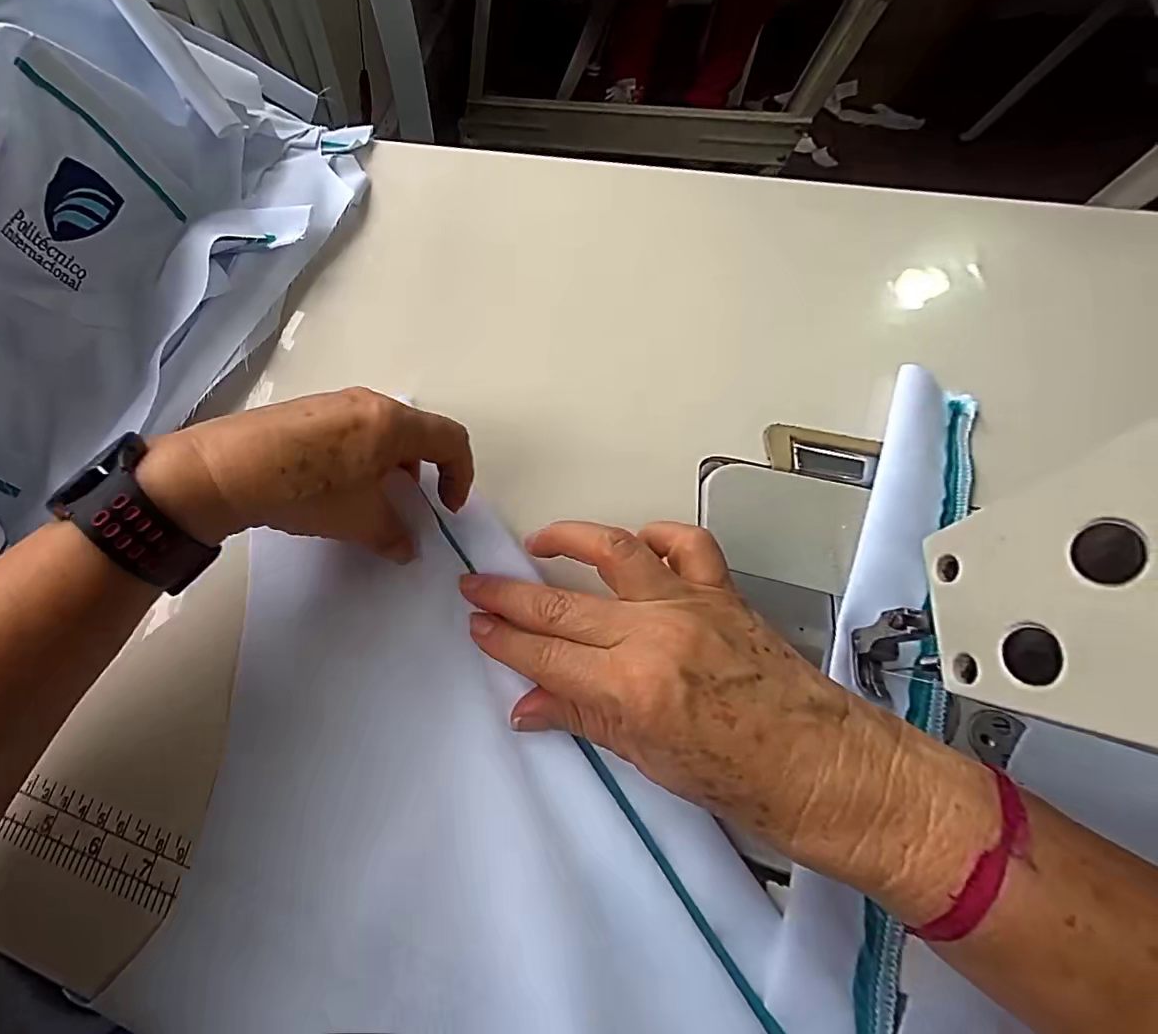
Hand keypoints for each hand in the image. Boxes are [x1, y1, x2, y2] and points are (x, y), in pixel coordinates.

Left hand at [136, 388, 472, 559]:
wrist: (227, 469)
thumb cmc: (306, 490)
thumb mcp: (357, 520)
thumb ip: (392, 534)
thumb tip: (404, 547)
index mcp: (391, 421)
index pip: (450, 439)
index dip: (460, 475)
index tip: (446, 506)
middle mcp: (364, 402)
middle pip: (411, 434)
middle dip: (415, 473)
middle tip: (397, 505)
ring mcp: (329, 403)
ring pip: (375, 433)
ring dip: (381, 467)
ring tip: (358, 500)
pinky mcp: (301, 412)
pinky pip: (344, 433)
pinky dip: (352, 459)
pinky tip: (324, 486)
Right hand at [459, 520, 996, 921]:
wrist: (842, 779)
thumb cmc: (746, 782)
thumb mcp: (644, 757)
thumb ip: (578, 716)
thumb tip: (522, 706)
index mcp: (631, 688)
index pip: (542, 653)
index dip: (500, 638)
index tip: (476, 625)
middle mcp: (655, 637)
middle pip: (558, 606)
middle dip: (505, 594)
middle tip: (475, 586)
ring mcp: (691, 609)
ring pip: (615, 552)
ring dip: (567, 539)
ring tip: (536, 542)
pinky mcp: (725, 596)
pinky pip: (690, 546)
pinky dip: (659, 534)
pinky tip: (635, 540)